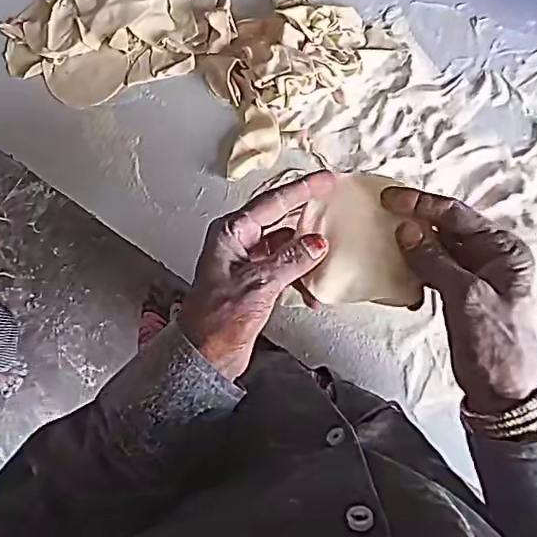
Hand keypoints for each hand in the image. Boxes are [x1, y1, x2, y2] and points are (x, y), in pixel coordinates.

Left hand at [178, 171, 335, 377]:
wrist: (205, 356)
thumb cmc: (215, 321)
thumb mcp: (259, 284)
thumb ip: (290, 260)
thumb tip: (316, 242)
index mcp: (231, 233)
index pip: (273, 201)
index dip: (303, 189)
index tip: (326, 180)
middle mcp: (237, 242)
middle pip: (279, 217)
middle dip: (307, 213)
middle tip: (331, 200)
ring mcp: (247, 261)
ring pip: (286, 243)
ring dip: (307, 253)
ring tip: (328, 254)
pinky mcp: (256, 280)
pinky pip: (286, 266)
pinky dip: (301, 275)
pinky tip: (312, 290)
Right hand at [380, 187, 536, 413]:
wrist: (506, 394)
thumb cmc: (500, 346)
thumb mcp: (467, 297)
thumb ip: (436, 261)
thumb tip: (406, 231)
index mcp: (503, 250)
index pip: (458, 215)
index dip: (422, 204)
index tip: (392, 199)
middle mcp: (491, 257)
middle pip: (447, 227)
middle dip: (416, 218)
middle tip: (383, 211)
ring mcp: (474, 275)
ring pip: (437, 247)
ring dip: (413, 241)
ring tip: (384, 232)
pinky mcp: (459, 293)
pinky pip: (433, 268)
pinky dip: (415, 264)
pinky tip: (397, 261)